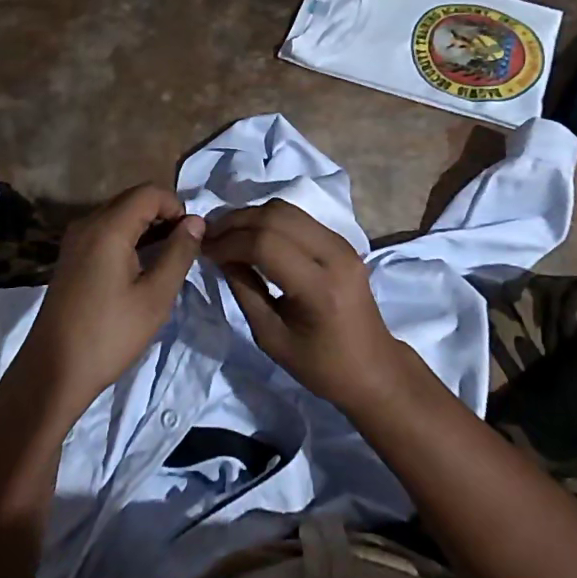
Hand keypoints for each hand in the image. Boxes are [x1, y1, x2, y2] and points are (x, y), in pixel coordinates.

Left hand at [14, 185, 204, 417]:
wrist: (52, 373)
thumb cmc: (109, 335)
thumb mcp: (156, 297)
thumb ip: (178, 253)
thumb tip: (196, 222)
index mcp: (107, 228)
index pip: (149, 192)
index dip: (176, 206)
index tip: (191, 236)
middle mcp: (87, 224)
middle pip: (132, 199)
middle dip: (163, 214)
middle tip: (184, 246)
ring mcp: (75, 240)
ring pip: (119, 214)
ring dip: (146, 226)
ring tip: (168, 257)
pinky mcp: (71, 257)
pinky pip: (105, 231)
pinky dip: (128, 237)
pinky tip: (141, 265)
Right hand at [204, 199, 417, 412]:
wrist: (373, 368)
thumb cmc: (321, 366)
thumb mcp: (271, 337)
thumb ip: (244, 290)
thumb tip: (220, 255)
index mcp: (319, 287)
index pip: (266, 244)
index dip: (229, 241)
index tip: (204, 249)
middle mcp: (335, 255)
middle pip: (276, 216)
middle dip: (236, 221)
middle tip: (209, 235)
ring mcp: (342, 244)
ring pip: (287, 210)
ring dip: (252, 216)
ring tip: (226, 233)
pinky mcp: (342, 241)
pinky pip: (299, 218)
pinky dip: (269, 220)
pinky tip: (251, 234)